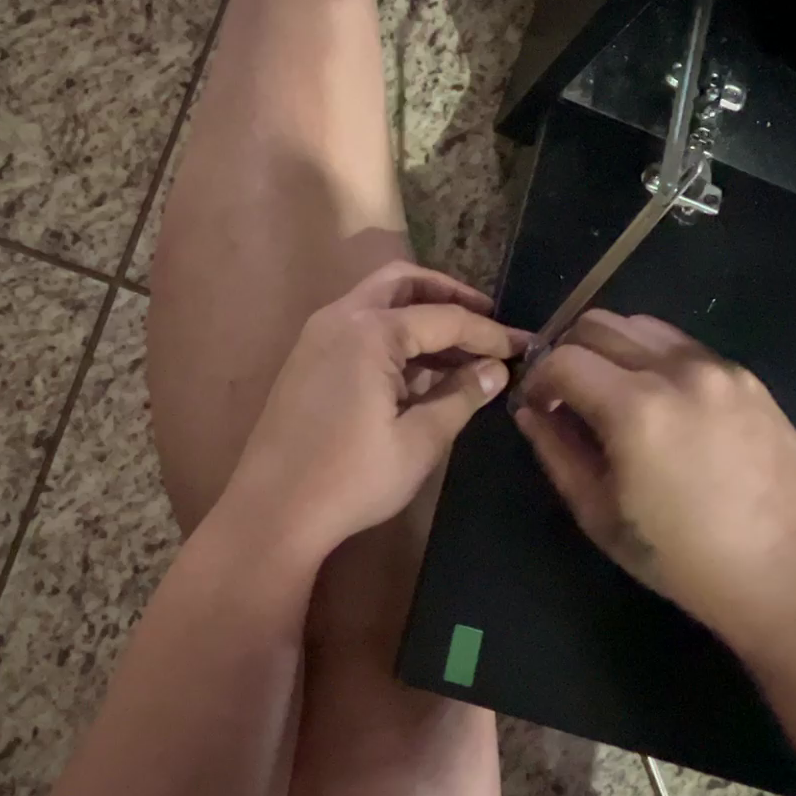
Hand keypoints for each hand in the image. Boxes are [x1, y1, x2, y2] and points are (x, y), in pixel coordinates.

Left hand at [221, 262, 527, 554]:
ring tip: (462, 350)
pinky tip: (421, 370)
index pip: (445, 318)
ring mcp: (317, 336)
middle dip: (449, 295)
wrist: (272, 511)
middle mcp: (340, 318)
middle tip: (487, 319)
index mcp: (370, 331)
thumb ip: (461, 397)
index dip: (489, 334)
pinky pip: (359, 328)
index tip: (523, 347)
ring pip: (378, 303)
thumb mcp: (418, 441)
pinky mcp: (307, 359)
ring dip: (420, 316)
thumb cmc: (351, 479)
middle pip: (404, 284)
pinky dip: (394, 336)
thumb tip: (497, 370)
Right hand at [513, 311, 795, 641]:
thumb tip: (530, 410)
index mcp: (635, 408)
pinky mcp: (746, 376)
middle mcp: (676, 370)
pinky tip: (660, 402)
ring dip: (610, 349)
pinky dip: (652, 357)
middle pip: (597, 325)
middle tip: (567, 398)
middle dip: (568, 355)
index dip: (537, 379)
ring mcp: (718, 367)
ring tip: (611, 395)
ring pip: (641, 325)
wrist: (791, 575)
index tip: (537, 408)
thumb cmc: (683, 558)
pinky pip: (681, 345)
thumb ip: (556, 451)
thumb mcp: (600, 514)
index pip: (562, 359)